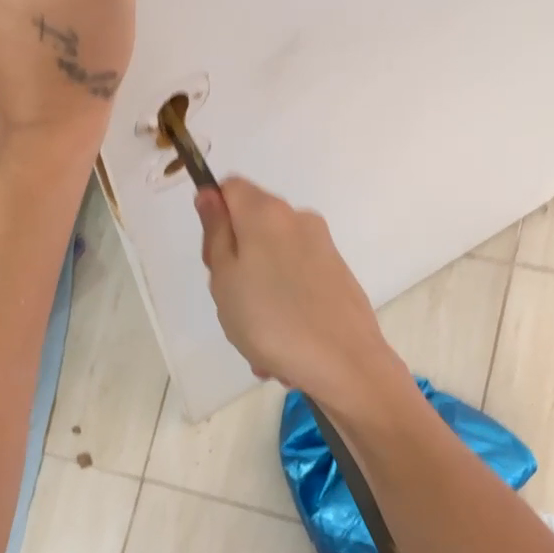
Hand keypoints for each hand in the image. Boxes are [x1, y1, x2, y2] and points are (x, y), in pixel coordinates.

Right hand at [196, 178, 409, 410]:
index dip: (213, 216)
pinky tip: (280, 346)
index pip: (229, 188)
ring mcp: (323, 248)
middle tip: (230, 302)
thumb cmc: (270, 321)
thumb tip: (209, 195)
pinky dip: (283, 307)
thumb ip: (215, 232)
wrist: (344, 364)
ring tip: (256, 338)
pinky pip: (296, 284)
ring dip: (258, 293)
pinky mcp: (338, 276)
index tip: (213, 257)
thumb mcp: (224, 278)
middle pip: (252, 227)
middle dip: (236, 261)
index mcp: (266, 213)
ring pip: (273, 262)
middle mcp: (299, 219)